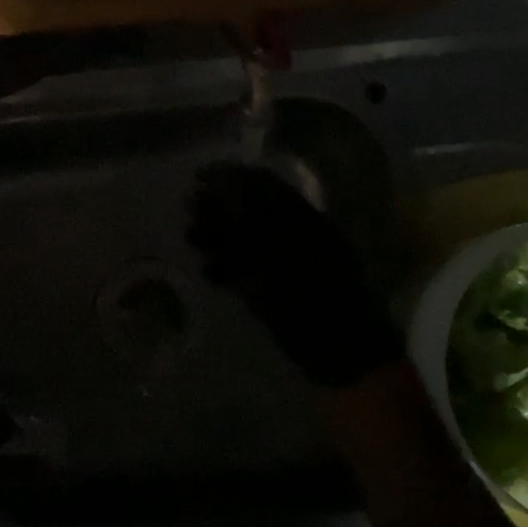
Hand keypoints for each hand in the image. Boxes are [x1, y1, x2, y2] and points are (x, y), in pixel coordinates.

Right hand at [187, 162, 401, 387]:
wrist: (340, 350)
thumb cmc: (312, 300)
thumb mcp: (276, 256)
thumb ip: (248, 226)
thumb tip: (221, 197)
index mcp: (302, 220)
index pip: (264, 186)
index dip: (231, 176)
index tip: (198, 176)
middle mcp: (297, 236)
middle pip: (252, 211)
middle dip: (218, 206)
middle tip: (187, 206)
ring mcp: (289, 264)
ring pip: (247, 241)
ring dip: (217, 236)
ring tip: (190, 238)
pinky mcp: (281, 290)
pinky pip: (249, 270)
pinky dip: (227, 267)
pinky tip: (209, 271)